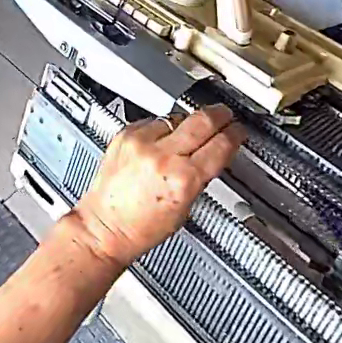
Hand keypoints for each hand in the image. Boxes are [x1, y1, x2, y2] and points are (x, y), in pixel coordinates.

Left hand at [62, 105, 244, 271]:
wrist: (103, 227)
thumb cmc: (141, 227)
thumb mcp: (186, 207)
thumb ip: (201, 175)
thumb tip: (216, 150)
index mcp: (183, 180)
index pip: (221, 144)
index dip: (235, 134)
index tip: (238, 131)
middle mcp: (162, 157)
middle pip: (203, 120)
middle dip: (219, 115)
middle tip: (225, 115)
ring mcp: (141, 143)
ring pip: (178, 117)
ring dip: (188, 123)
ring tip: (188, 135)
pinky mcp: (126, 135)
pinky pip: (155, 121)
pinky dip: (162, 128)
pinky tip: (161, 142)